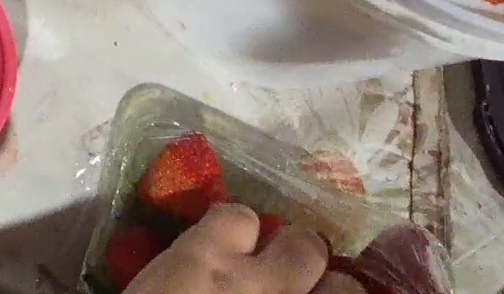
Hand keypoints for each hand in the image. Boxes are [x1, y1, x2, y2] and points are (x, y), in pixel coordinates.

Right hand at [125, 203, 365, 293]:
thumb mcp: (157, 293)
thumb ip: (190, 276)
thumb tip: (213, 276)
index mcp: (203, 260)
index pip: (238, 216)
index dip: (241, 232)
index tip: (237, 246)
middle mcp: (260, 284)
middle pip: (305, 245)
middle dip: (301, 254)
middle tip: (291, 274)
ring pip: (347, 289)